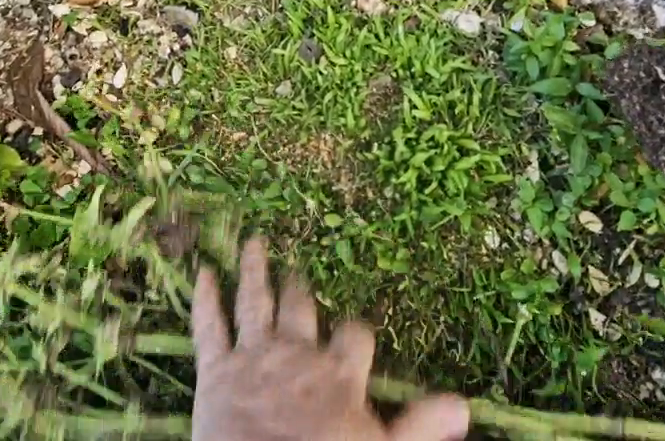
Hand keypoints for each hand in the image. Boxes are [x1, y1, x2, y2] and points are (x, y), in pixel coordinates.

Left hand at [191, 237, 468, 440]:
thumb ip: (419, 426)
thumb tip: (464, 405)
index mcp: (337, 371)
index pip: (355, 335)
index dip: (355, 333)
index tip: (355, 332)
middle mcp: (296, 351)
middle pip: (300, 307)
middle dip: (298, 286)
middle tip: (294, 266)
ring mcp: (254, 356)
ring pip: (254, 302)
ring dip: (253, 270)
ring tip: (252, 242)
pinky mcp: (216, 370)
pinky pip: (208, 327)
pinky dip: (204, 298)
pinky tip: (201, 273)